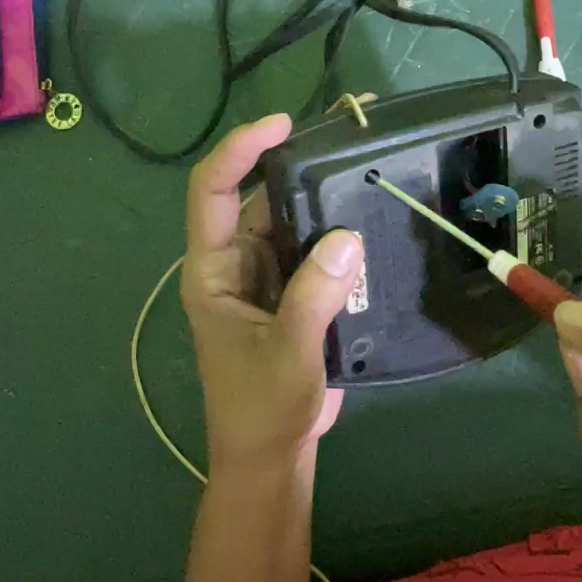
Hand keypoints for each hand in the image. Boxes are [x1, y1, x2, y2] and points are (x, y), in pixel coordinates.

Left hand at [182, 114, 363, 474]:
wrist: (273, 456)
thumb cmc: (261, 409)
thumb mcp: (287, 354)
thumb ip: (312, 296)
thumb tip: (346, 236)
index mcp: (212, 272)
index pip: (212, 193)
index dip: (239, 151)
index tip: (281, 125)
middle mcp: (236, 264)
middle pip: (258, 197)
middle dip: (293, 164)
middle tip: (344, 135)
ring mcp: (267, 277)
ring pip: (291, 221)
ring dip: (322, 197)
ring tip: (363, 163)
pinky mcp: (295, 293)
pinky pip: (314, 249)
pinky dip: (337, 232)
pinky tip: (370, 214)